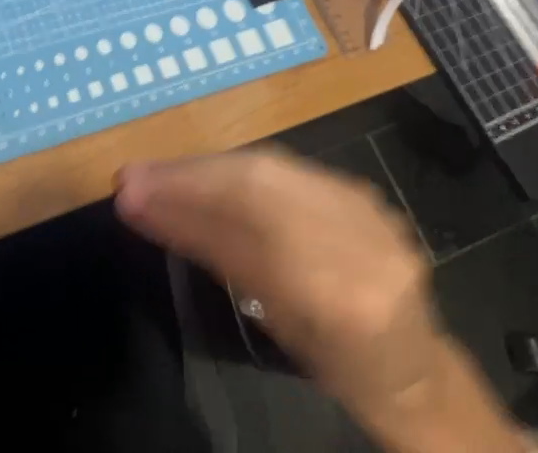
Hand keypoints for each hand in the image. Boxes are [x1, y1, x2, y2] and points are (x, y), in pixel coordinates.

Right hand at [116, 149, 527, 452]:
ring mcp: (370, 214)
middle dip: (187, 175)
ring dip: (208, 167)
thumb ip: (214, 256)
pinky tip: (209, 172)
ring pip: (274, 168)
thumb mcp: (273, 323)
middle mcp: (361, 246)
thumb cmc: (332, 363)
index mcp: (338, 299)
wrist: (411, 370)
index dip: (182, 203)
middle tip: (132, 176)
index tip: (126, 193)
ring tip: (160, 173)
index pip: (245, 233)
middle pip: (260, 184)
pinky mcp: (369, 195)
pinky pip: (291, 170)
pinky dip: (240, 168)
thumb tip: (142, 210)